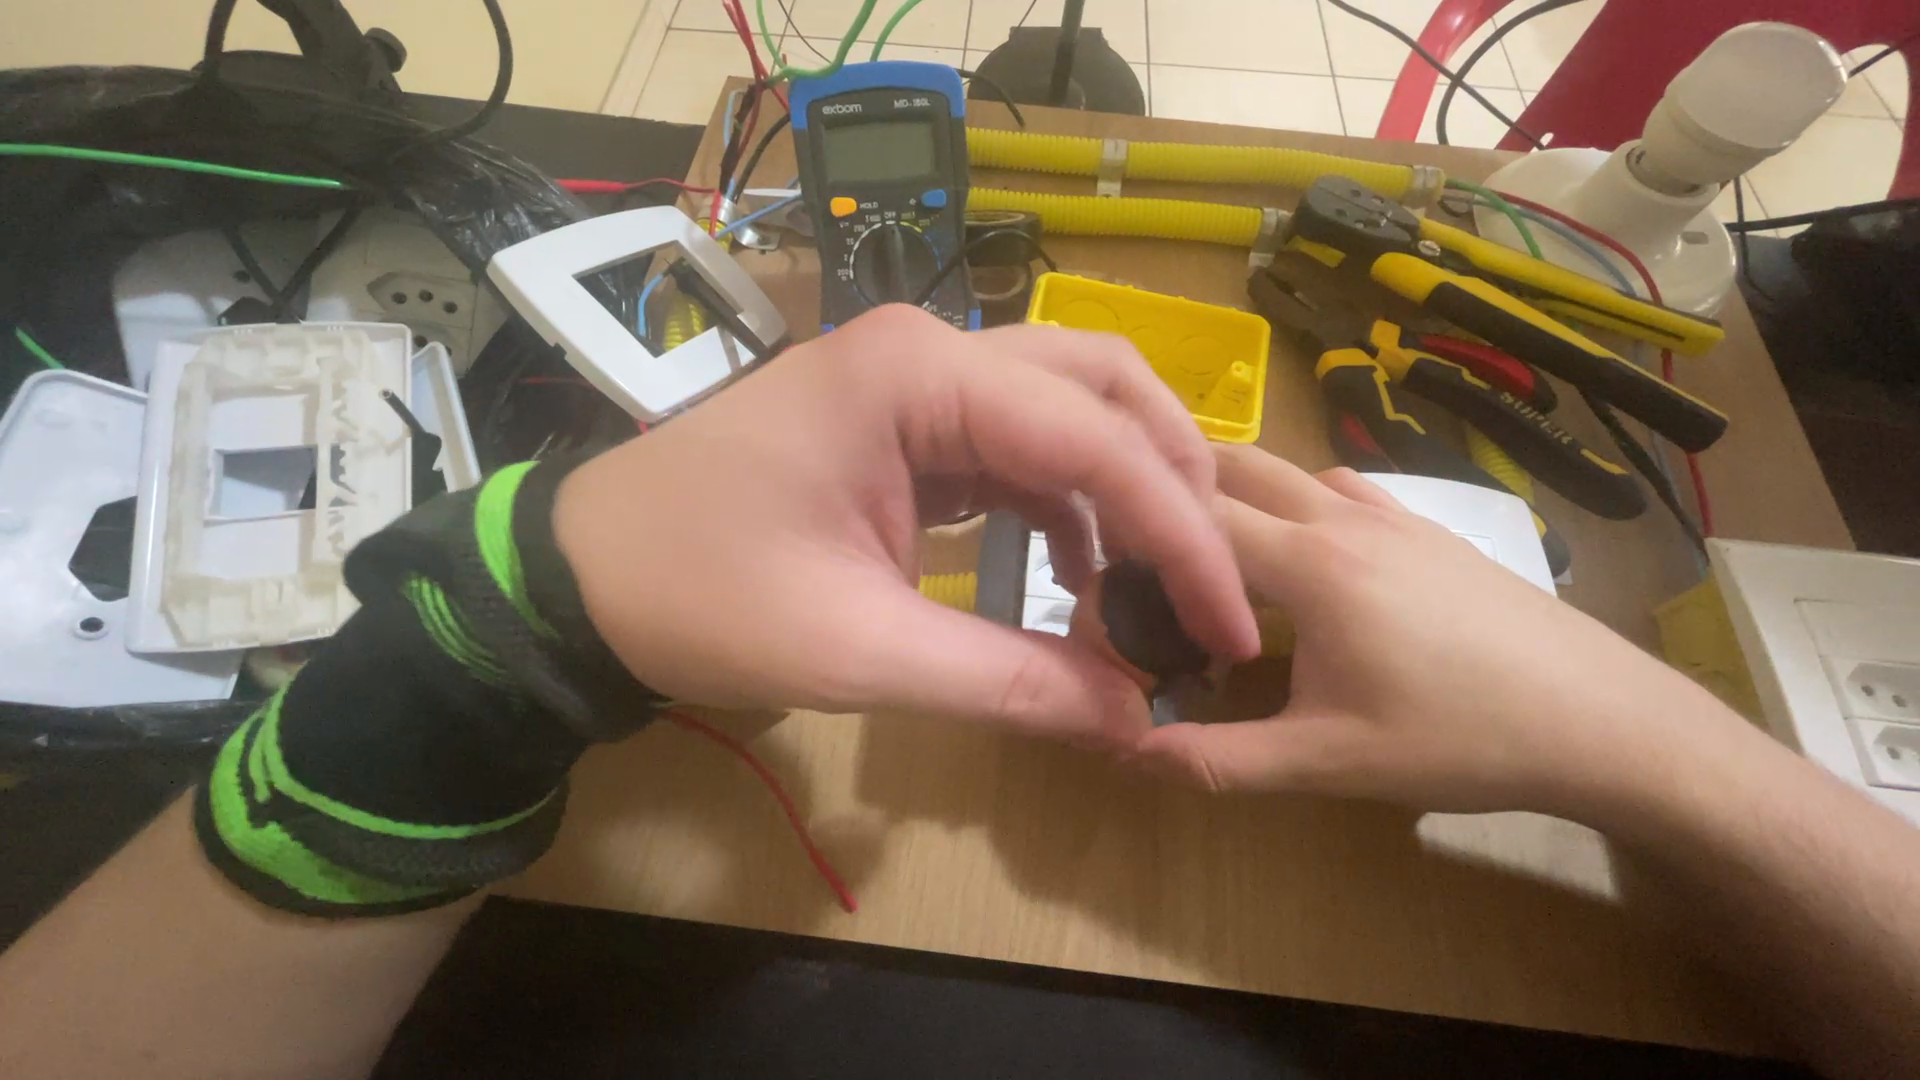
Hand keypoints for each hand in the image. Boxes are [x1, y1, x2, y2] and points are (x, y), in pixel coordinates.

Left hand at [553, 306, 1258, 740]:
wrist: (586, 578)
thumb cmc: (700, 598)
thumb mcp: (858, 649)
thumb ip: (1006, 681)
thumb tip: (1132, 721)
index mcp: (919, 376)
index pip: (1095, 441)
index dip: (1181, 537)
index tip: (1228, 626)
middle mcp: (932, 353)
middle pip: (1102, 386)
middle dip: (1171, 481)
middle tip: (1205, 581)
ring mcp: (918, 383)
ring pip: (1067, 408)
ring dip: (1124, 490)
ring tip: (1153, 586)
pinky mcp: (906, 425)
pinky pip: (1017, 448)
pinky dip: (1066, 506)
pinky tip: (1077, 573)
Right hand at [1135, 444, 1739, 817]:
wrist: (1614, 725)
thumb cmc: (1464, 740)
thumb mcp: (1330, 761)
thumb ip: (1220, 757)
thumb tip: (1128, 752)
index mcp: (1310, 565)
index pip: (1196, 521)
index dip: (1141, 539)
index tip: (1112, 575)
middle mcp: (1341, 519)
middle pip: (1234, 465)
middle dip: (1176, 493)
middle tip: (1143, 549)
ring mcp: (1390, 516)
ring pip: (1287, 469)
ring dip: (1235, 493)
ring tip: (1210, 550)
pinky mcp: (1426, 529)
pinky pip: (1339, 488)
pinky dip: (1295, 500)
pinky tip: (1305, 553)